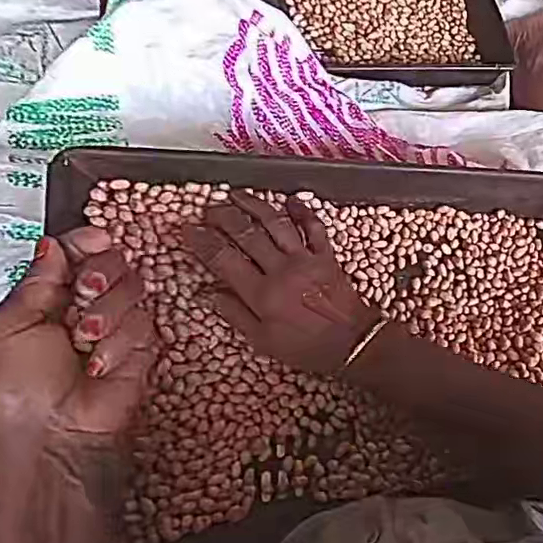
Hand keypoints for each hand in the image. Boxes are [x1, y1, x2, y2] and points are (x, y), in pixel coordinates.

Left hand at [0, 228, 156, 485]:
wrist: (56, 430)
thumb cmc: (19, 387)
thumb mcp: (7, 324)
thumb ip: (36, 280)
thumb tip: (54, 243)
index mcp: (48, 296)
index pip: (76, 251)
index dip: (87, 241)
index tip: (95, 240)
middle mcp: (86, 305)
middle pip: (112, 261)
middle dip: (101, 275)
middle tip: (85, 295)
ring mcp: (117, 324)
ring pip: (132, 289)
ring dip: (106, 314)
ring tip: (84, 341)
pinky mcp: (144, 345)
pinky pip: (144, 323)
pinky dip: (119, 342)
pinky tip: (100, 363)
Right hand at [183, 192, 377, 373]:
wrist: (353, 343)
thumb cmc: (307, 347)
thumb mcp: (264, 341)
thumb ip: (236, 314)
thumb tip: (209, 292)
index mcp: (261, 293)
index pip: (223, 258)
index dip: (203, 241)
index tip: (189, 229)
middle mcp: (282, 270)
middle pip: (246, 233)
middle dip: (223, 216)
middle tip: (209, 208)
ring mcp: (307, 259)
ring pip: (276, 223)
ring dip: (255, 205)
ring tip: (237, 195)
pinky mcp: (327, 256)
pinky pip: (314, 227)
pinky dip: (302, 211)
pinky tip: (290, 200)